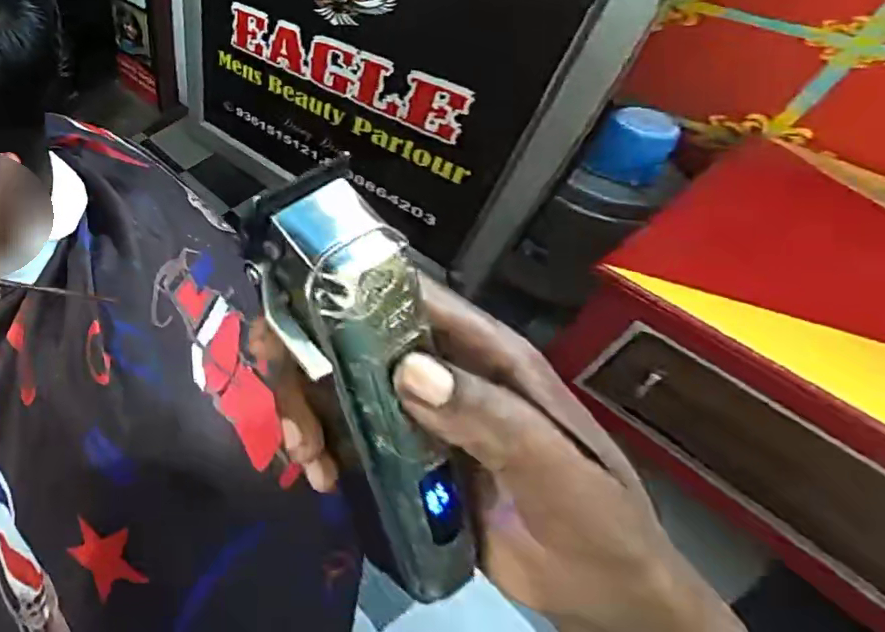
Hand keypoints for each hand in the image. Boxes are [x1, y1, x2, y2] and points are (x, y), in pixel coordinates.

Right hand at [256, 280, 740, 631]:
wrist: (605, 602)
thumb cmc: (600, 527)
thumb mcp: (561, 474)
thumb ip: (493, 420)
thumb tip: (409, 370)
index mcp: (477, 349)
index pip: (400, 292)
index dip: (339, 285)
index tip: (290, 308)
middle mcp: (433, 364)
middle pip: (341, 331)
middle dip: (300, 357)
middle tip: (280, 388)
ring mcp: (406, 404)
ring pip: (327, 376)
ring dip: (300, 405)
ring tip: (305, 453)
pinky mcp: (389, 444)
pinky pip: (333, 425)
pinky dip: (313, 441)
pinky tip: (317, 473)